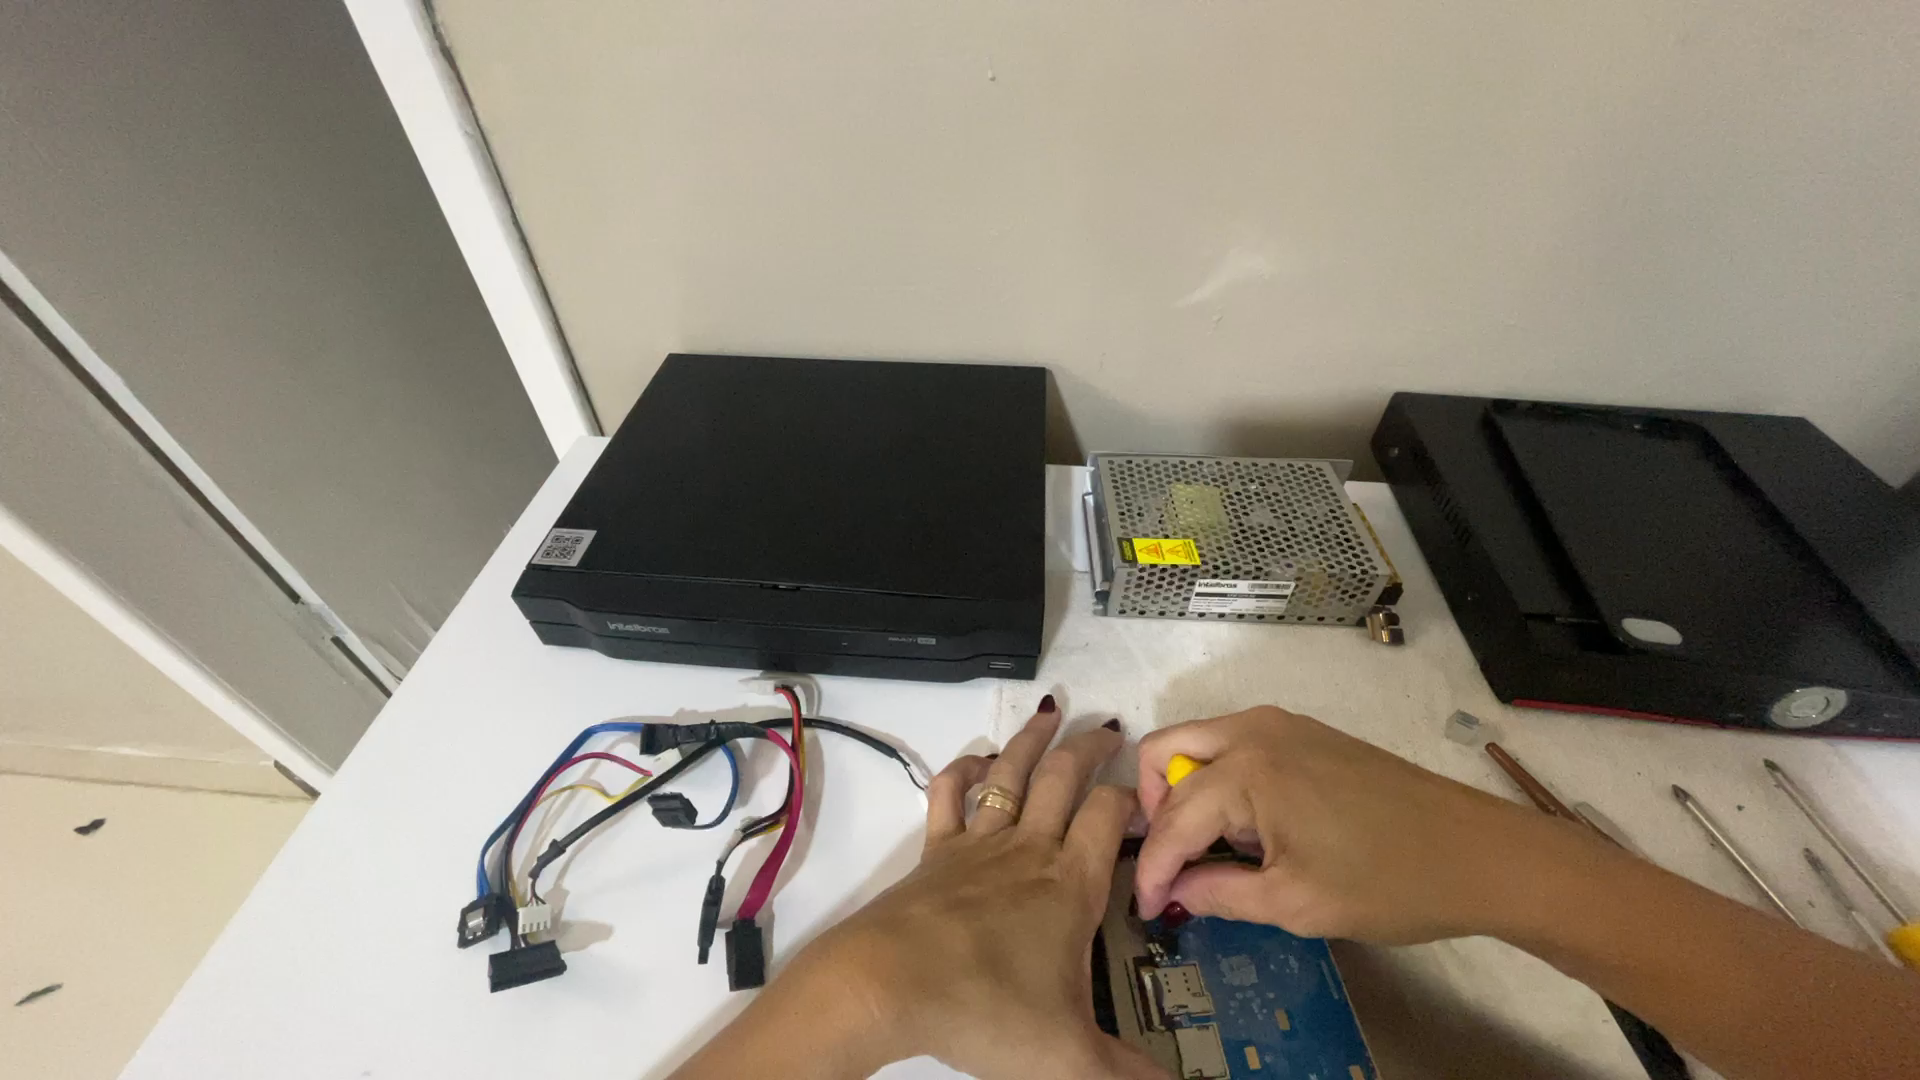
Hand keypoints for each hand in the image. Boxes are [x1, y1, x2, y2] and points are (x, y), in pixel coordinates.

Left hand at [723, 702, 1166, 1079]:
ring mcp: (978, 843)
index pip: (1109, 817)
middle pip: (1064, 778)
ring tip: (1051, 712)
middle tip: (1109, 726)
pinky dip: (963, 770)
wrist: (891, 982)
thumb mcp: (1070, 1059)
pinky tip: (976, 761)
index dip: (1131, 797)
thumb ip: (1130, 1076)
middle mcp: (1028, 848)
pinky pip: (949, 793)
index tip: (1147, 792)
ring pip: (1011, 773)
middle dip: (1090, 748)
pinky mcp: (935, 848)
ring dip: (1032, 740)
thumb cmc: (985, 1010)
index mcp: (1069, 883)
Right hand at [1134, 705, 1586, 944]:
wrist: (1482, 854)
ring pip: (1195, 742)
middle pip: (1163, 751)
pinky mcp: (1300, 730)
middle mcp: (1251, 729)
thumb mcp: (1295, 903)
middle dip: (1154, 807)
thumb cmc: (1388, 882)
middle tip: (1172, 861)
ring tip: (1215, 848)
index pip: (1172, 818)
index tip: (1146, 910)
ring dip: (1185, 790)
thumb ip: (1218, 895)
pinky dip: (1219, 779)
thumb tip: (1172, 894)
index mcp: (1247, 769)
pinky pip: (1231, 744)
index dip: (1152, 869)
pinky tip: (1251, 825)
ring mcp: (1277, 722)